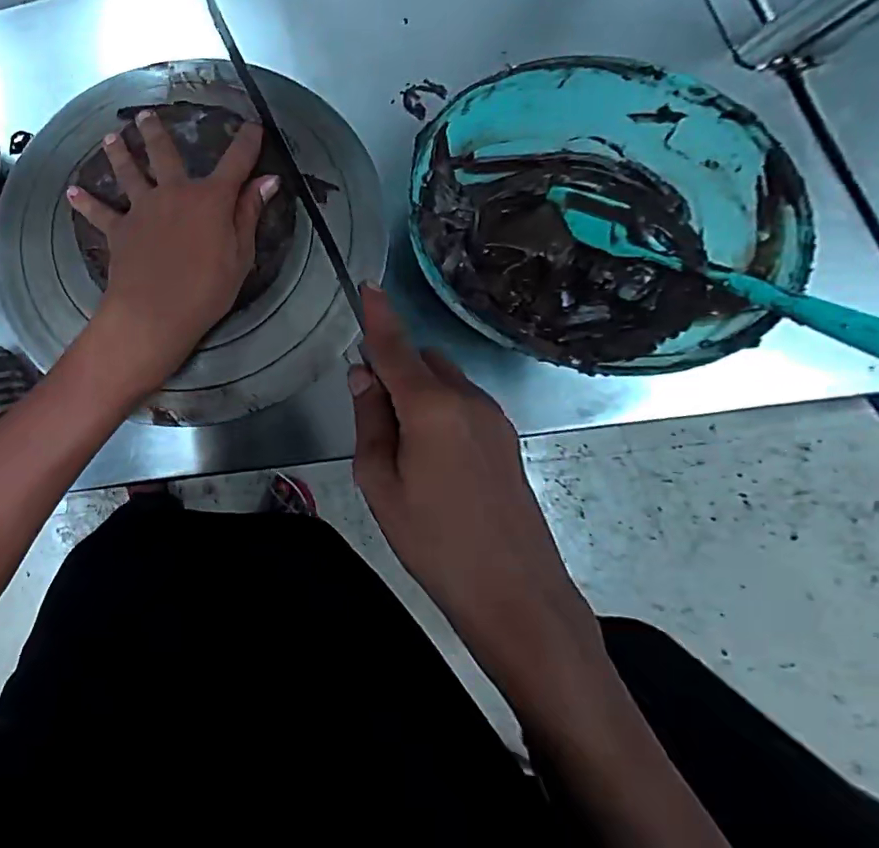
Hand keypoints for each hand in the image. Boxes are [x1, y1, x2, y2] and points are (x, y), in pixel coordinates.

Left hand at [67, 110, 278, 394]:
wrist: (154, 313)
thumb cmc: (205, 290)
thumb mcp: (240, 256)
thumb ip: (248, 214)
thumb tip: (266, 181)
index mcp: (211, 199)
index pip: (235, 163)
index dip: (246, 143)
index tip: (252, 126)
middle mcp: (174, 194)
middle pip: (165, 155)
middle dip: (157, 132)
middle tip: (145, 116)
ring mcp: (142, 210)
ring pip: (128, 173)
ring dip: (119, 153)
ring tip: (110, 137)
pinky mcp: (119, 231)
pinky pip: (99, 213)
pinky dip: (85, 202)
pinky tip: (72, 191)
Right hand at [348, 285, 601, 698]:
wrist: (515, 593)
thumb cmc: (433, 540)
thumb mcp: (380, 483)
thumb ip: (369, 421)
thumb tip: (364, 376)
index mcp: (432, 407)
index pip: (396, 348)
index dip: (378, 317)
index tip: (367, 286)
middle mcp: (468, 400)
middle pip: (421, 360)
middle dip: (392, 367)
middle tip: (369, 413)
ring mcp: (494, 418)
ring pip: (444, 380)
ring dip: (416, 389)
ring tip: (399, 444)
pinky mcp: (507, 438)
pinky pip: (463, 402)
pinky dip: (438, 408)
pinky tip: (430, 456)